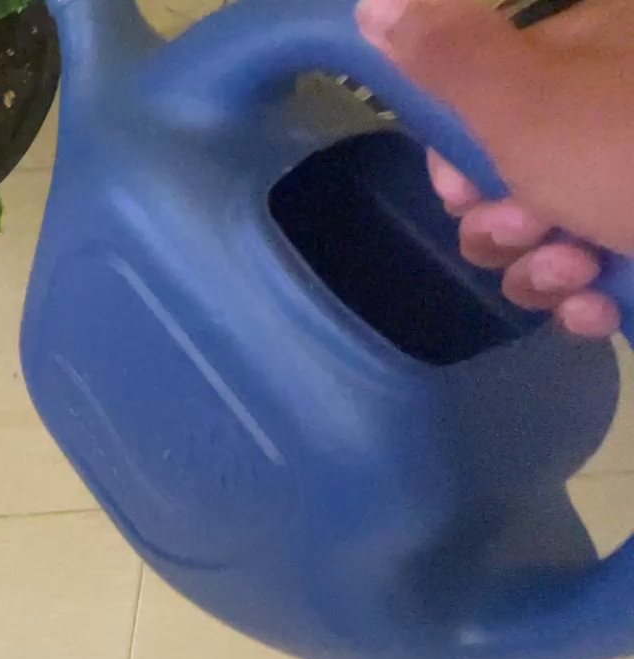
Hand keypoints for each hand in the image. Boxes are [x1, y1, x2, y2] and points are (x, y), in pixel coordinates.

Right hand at [357, 0, 633, 337]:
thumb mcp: (526, 101)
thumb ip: (448, 55)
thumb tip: (375, 0)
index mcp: (608, 51)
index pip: (486, 110)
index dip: (456, 164)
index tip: (469, 187)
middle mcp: (630, 104)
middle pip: (512, 179)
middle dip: (500, 227)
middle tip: (530, 229)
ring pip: (549, 234)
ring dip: (538, 271)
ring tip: (577, 276)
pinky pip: (602, 270)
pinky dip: (589, 296)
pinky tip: (605, 303)